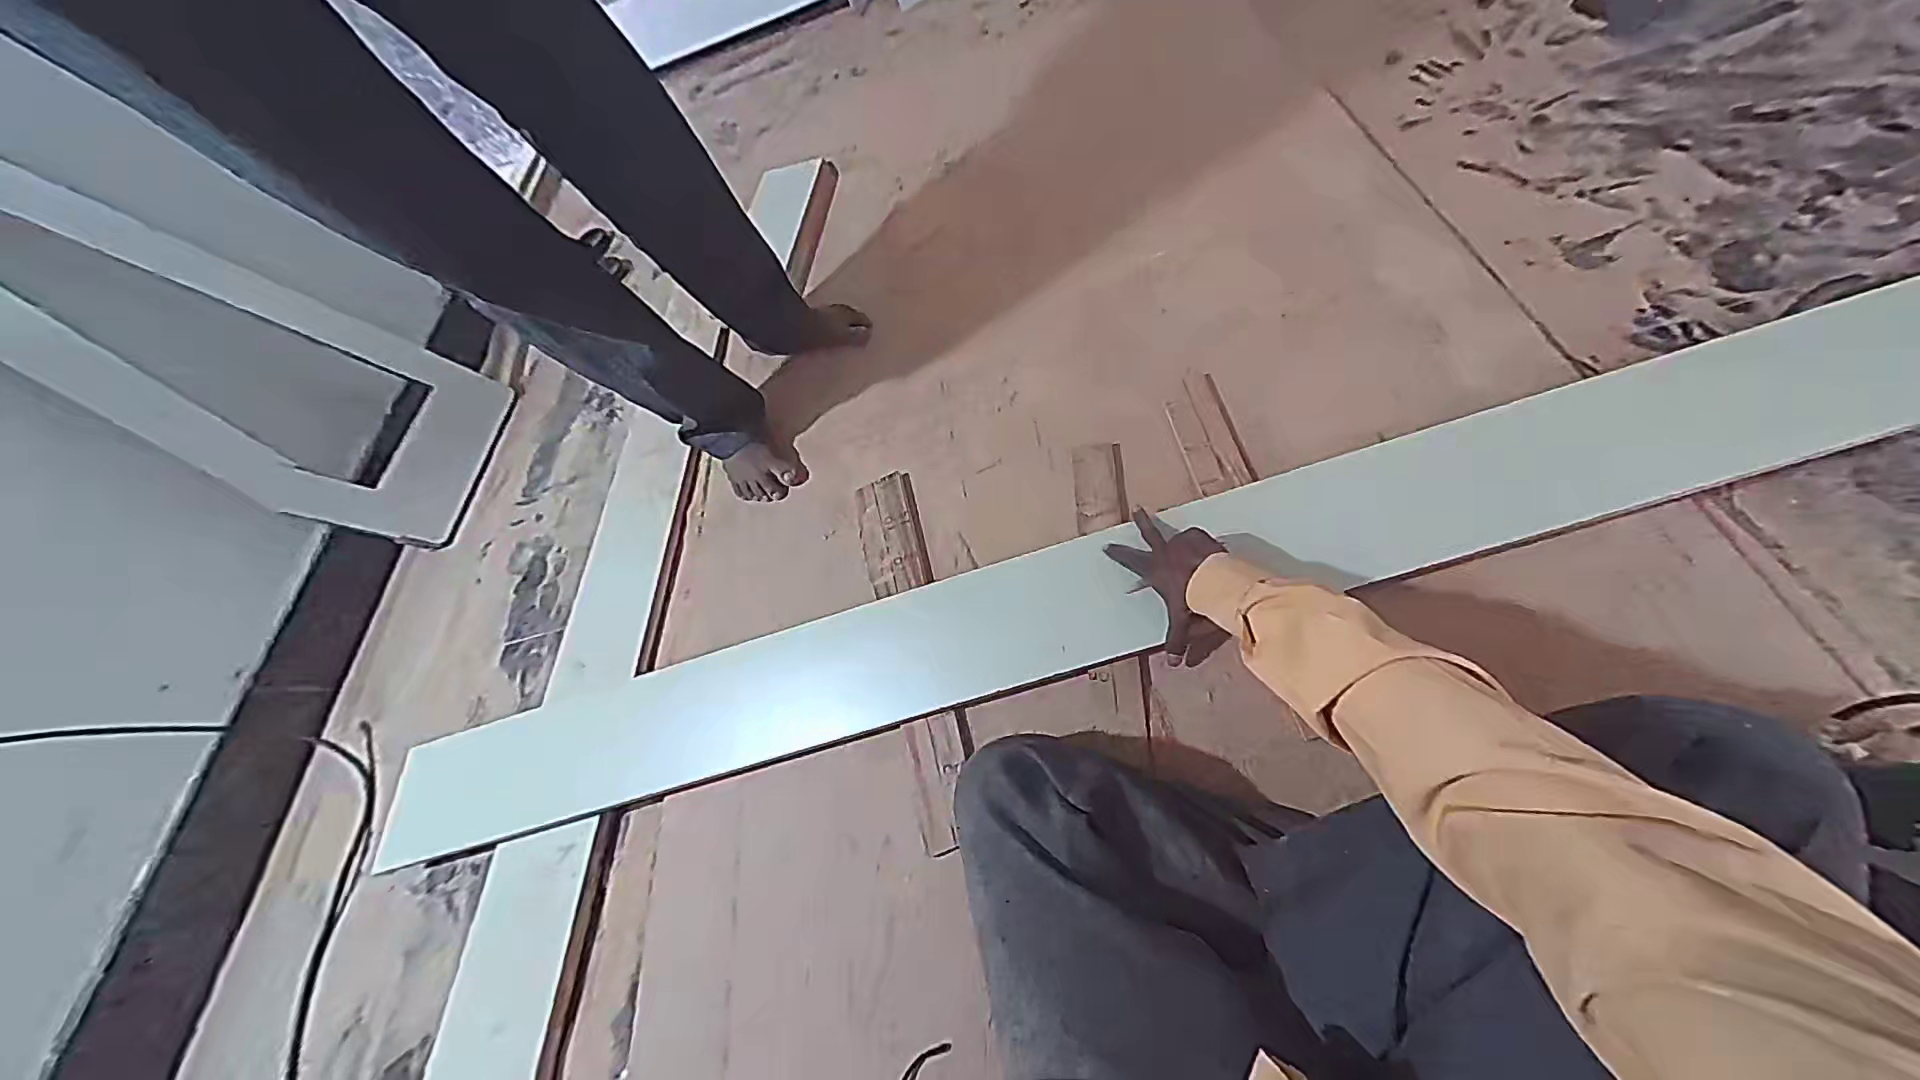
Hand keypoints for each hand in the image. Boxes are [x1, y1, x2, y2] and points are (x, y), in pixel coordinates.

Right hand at [1103, 509, 1231, 666]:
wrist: (1218, 582)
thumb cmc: (1194, 600)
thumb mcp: (1183, 622)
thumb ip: (1179, 641)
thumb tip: (1177, 663)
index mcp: (1155, 571)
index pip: (1131, 561)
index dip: (1119, 554)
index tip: (1108, 547)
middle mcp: (1166, 553)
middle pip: (1150, 534)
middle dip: (1142, 524)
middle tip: (1137, 512)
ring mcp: (1184, 543)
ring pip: (1176, 535)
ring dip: (1177, 536)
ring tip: (1180, 534)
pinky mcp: (1202, 539)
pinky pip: (1198, 538)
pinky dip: (1200, 542)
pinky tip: (1206, 546)